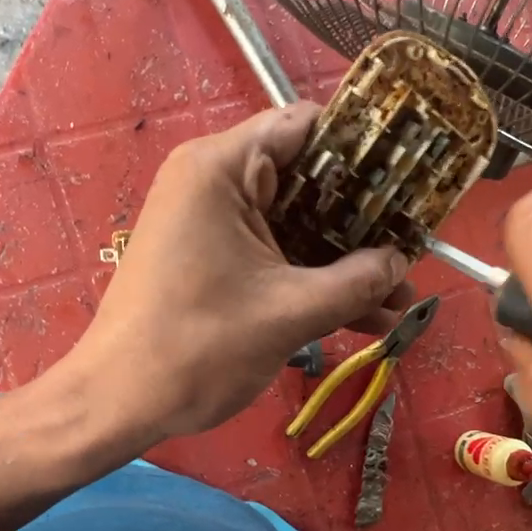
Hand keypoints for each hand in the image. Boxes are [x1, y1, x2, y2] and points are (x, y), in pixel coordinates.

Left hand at [58, 104, 413, 440]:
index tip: (412, 180)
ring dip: (346, 261)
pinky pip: (277, 257)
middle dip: (364, 221)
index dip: (365, 149)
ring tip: (401, 298)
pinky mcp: (214, 260)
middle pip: (309, 180)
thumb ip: (355, 282)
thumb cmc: (197, 349)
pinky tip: (365, 317)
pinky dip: (314, 281)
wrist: (118, 403)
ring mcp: (213, 224)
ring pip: (298, 226)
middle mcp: (216, 182)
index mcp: (223, 168)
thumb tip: (400, 263)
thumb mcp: (290, 313)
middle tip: (413, 247)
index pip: (308, 128)